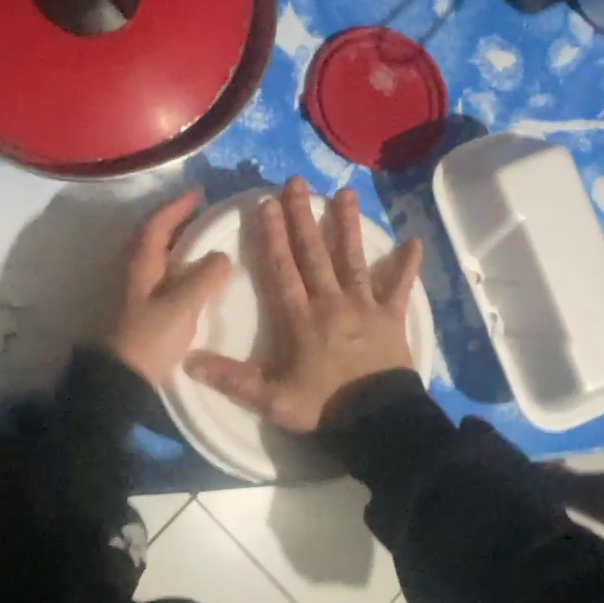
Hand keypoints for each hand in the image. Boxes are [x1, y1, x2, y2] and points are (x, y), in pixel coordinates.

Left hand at [106, 189, 233, 385]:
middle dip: (176, 222)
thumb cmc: (149, 337)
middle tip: (203, 216)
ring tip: (201, 245)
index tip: (199, 193)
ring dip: (175, 246)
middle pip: (152, 237)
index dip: (177, 206)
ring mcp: (129, 291)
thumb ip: (205, 277)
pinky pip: (156, 278)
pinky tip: (190, 280)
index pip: (157, 223)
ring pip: (154, 258)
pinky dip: (174, 269)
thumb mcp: (182, 305)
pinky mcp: (133, 311)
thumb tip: (222, 256)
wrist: (118, 380)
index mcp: (139, 262)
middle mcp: (130, 270)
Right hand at [185, 178, 422, 433]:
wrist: (377, 420)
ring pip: (353, 260)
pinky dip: (407, 267)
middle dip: (303, 217)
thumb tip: (188, 363)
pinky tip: (415, 242)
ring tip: (345, 193)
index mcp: (300, 318)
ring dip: (348, 226)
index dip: (271, 236)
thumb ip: (231, 379)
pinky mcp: (392, 318)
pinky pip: (400, 288)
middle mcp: (331, 302)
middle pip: (314, 253)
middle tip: (297, 182)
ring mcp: (365, 307)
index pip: (281, 268)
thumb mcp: (271, 399)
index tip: (265, 204)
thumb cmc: (323, 406)